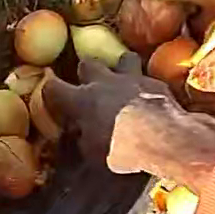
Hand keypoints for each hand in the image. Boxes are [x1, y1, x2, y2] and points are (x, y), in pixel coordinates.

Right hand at [42, 53, 214, 187]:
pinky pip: (147, 78)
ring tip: (123, 80)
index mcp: (81, 100)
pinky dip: (146, 87)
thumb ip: (84, 138)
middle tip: (89, 84)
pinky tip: (150, 99)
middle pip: (87, 64)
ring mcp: (132, 79)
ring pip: (122, 59)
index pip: (53, 87)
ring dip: (120, 68)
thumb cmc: (121, 150)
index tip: (51, 93)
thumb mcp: (93, 154)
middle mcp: (104, 83)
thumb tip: (81, 134)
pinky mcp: (156, 83)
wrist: (165, 139)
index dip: (49, 89)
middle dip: (86, 72)